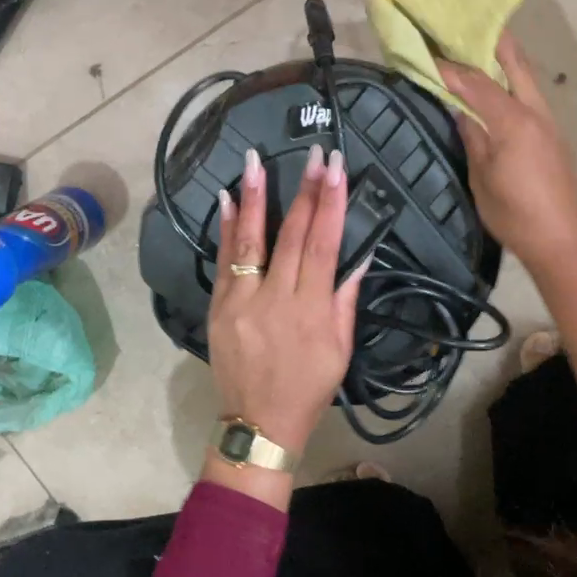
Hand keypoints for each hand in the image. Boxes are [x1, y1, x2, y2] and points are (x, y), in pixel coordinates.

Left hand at [209, 143, 368, 453]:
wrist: (259, 423)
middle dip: (304, 191)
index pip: (324, 244)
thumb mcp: (340, 350)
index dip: (331, 203)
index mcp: (312, 310)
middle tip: (312, 152)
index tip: (335, 168)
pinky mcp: (219, 309)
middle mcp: (277, 299)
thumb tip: (357, 256)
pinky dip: (226, 230)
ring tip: (255, 160)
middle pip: (293, 235)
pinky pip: (224, 263)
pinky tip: (228, 199)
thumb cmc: (309, 388)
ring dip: (254, 198)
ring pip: (251, 242)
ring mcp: (243, 302)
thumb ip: (345, 300)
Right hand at [437, 33, 576, 265]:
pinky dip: (513, 85)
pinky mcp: (555, 138)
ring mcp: (550, 124)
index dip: (452, 67)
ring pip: (527, 79)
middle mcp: (536, 113)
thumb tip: (462, 112)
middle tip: (466, 27)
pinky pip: (531, 99)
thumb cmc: (514, 215)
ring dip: (504, 62)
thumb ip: (473, 139)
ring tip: (479, 52)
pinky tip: (498, 92)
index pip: (478, 83)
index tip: (429, 52)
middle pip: (515, 63)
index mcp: (513, 122)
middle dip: (492, 41)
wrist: (560, 241)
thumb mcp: (482, 178)